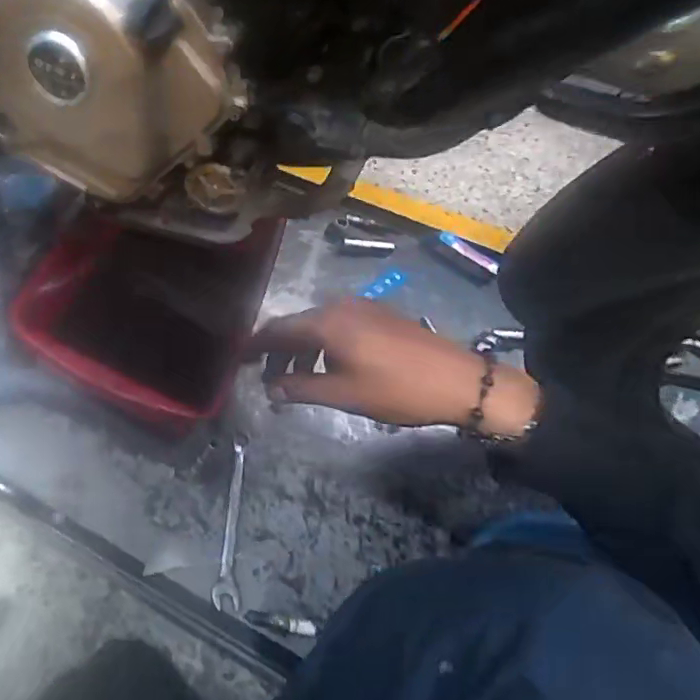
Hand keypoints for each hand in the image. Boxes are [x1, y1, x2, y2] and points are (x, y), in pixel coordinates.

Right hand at [250, 300, 540, 436]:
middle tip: (268, 377)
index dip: (256, 345)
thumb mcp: (344, 394)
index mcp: (326, 322)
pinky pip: (338, 324)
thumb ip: (301, 387)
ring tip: (298, 379)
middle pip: (296, 324)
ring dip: (302, 349)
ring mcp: (361, 307)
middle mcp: (338, 305)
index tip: (239, 361)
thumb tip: (270, 388)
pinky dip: (324, 344)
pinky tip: (330, 366)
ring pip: (318, 324)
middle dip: (278, 350)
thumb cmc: (397, 389)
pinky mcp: (379, 314)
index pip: (277, 329)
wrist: (459, 380)